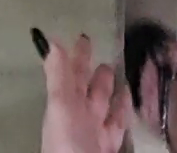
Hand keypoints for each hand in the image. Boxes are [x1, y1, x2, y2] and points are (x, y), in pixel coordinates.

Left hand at [40, 32, 132, 152]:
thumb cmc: (69, 146)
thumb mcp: (60, 108)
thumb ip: (57, 77)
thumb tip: (48, 39)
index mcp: (65, 104)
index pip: (70, 74)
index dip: (76, 56)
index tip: (83, 35)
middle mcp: (79, 117)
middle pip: (86, 88)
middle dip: (91, 70)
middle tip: (100, 49)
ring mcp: (94, 133)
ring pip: (103, 105)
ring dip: (109, 88)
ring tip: (118, 70)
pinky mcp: (110, 146)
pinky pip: (117, 125)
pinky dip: (122, 110)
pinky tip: (128, 98)